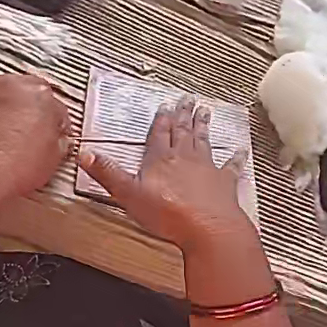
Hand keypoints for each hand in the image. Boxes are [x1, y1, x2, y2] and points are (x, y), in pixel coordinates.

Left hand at [0, 74, 72, 220]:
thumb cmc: (11, 167)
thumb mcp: (54, 156)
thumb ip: (59, 137)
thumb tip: (56, 138)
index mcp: (40, 93)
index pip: (57, 105)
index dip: (57, 124)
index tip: (54, 135)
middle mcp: (12, 86)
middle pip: (30, 94)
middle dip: (33, 112)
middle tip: (34, 135)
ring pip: (6, 99)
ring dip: (10, 113)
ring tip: (13, 141)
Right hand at [79, 97, 252, 252]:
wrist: (207, 227)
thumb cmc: (168, 213)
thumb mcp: (129, 194)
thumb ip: (108, 173)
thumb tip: (86, 154)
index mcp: (161, 159)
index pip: (159, 133)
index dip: (161, 119)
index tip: (165, 105)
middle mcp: (185, 158)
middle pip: (183, 131)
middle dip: (183, 115)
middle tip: (188, 99)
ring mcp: (207, 168)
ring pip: (203, 142)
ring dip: (203, 127)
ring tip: (205, 112)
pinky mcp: (224, 183)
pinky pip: (230, 166)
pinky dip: (235, 158)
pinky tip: (240, 150)